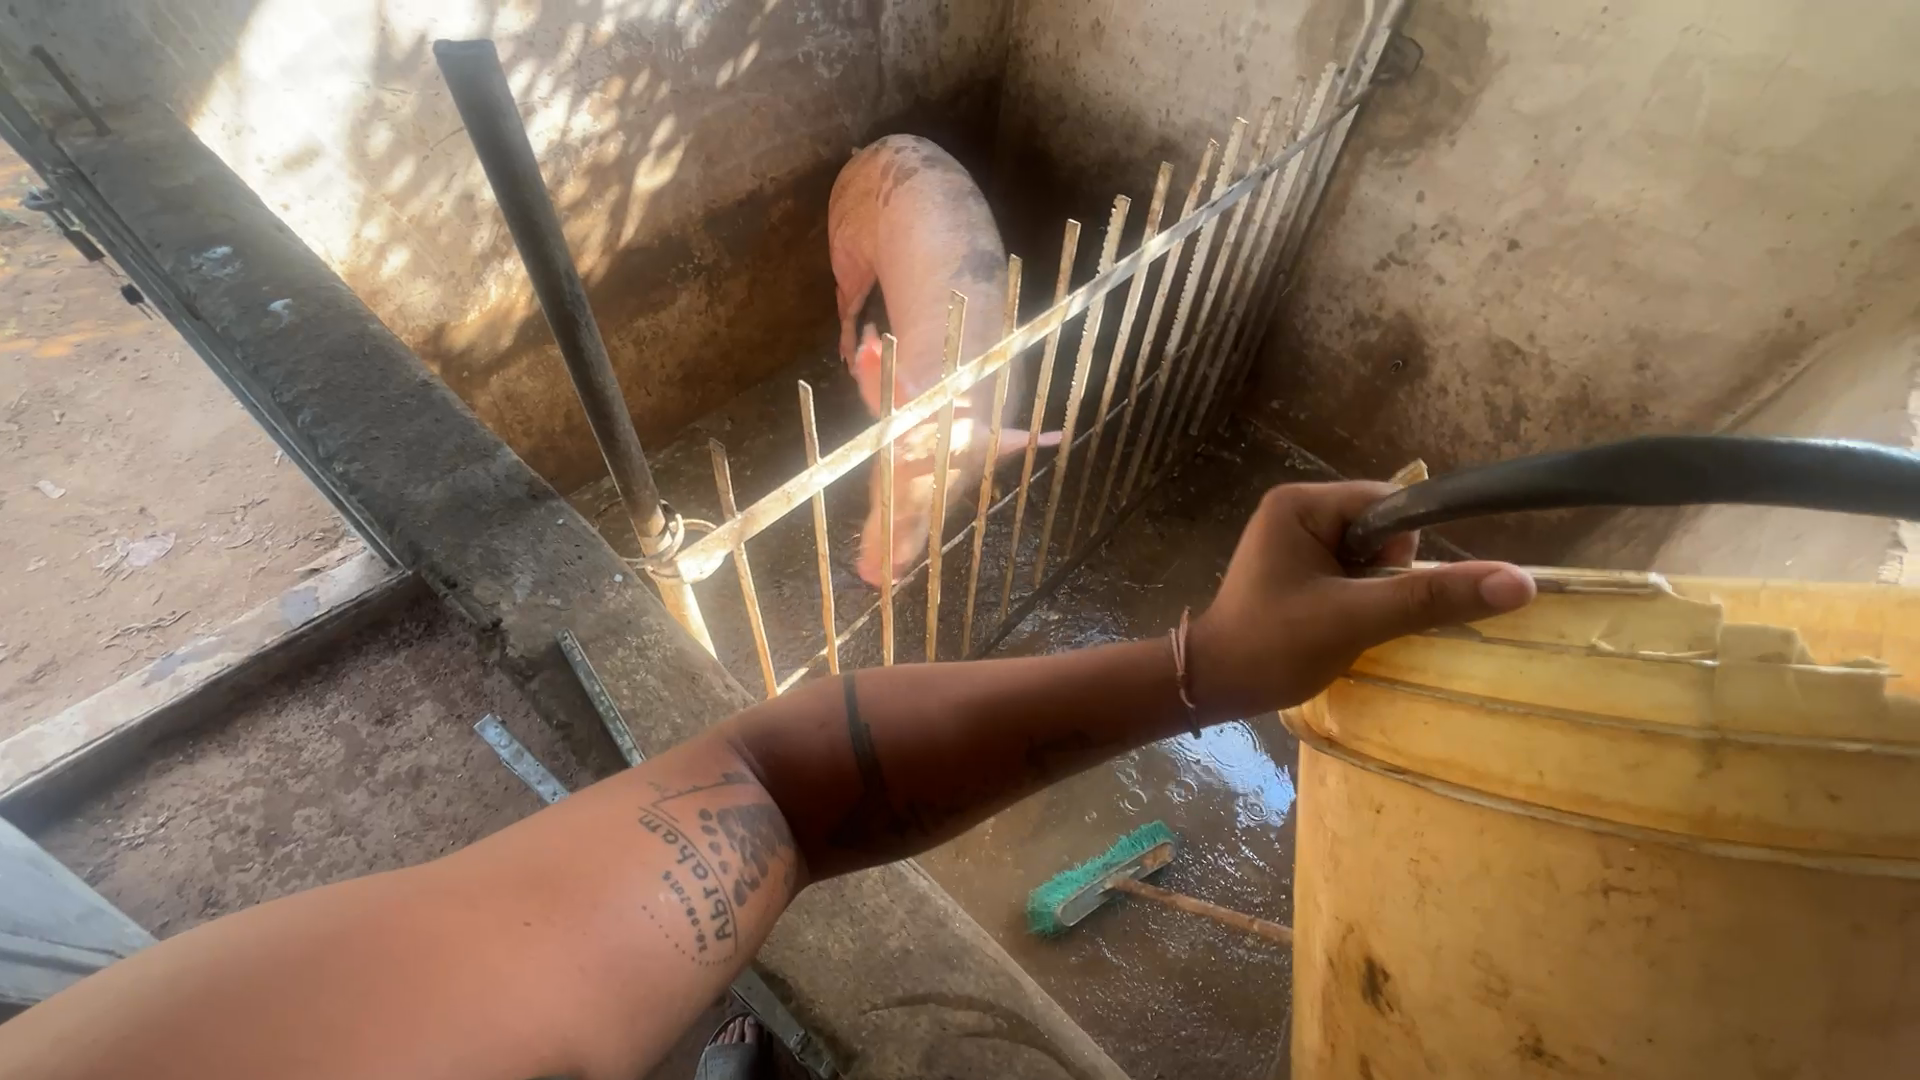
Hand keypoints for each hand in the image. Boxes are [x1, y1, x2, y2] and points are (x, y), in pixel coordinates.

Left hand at [1186, 481, 1535, 718]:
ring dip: (1374, 593)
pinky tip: (1338, 626)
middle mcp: (1295, 512)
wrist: (1215, 684)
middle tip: (1354, 612)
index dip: (1403, 549)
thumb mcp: (1355, 619)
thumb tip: (1523, 581)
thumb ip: (1431, 597)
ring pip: (1372, 557)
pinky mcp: (1297, 569)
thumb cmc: (1273, 645)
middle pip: (1383, 530)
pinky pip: (1352, 574)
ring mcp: (1294, 541)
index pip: (1390, 503)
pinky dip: (1359, 601)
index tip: (1384, 592)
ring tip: (1341, 622)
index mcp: (1299, 504)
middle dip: (1385, 575)